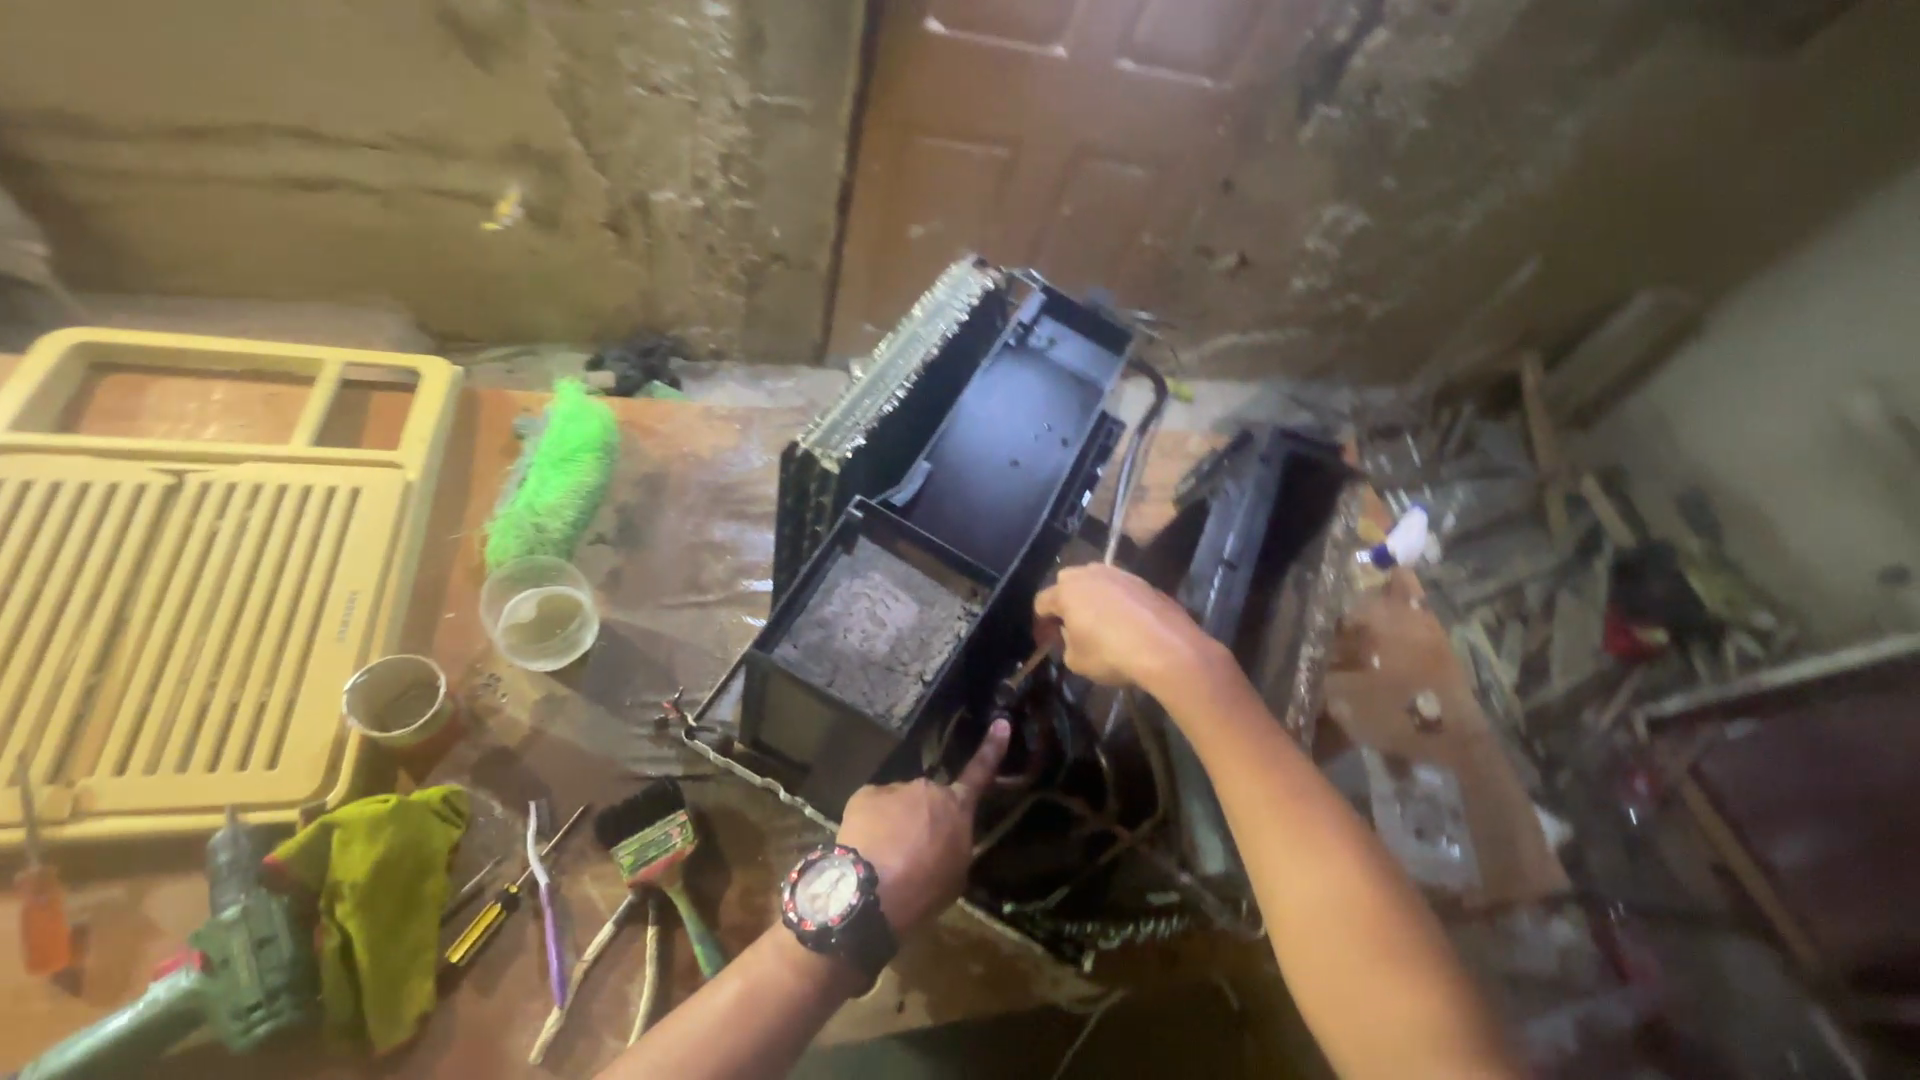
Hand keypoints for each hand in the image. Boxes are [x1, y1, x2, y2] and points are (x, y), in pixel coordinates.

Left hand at [835, 718, 1010, 934]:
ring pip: (898, 803)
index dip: (992, 748)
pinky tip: (866, 847)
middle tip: (910, 851)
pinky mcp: (866, 794)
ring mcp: (896, 788)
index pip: (980, 773)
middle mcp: (929, 789)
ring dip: (894, 821)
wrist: (872, 890)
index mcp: (957, 808)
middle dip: (922, 817)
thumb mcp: (956, 874)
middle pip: (927, 800)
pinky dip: (871, 823)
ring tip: (884, 855)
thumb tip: (946, 838)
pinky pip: (873, 807)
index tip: (1001, 722)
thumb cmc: (923, 889)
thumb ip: (955, 845)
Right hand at [1033, 564, 1224, 692]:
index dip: (1041, 623)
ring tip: (1099, 620)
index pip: (1041, 602)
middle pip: (1066, 582)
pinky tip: (1126, 621)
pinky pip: (1120, 587)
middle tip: (1071, 625)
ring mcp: (1119, 574)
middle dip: (1064, 601)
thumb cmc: (1112, 654)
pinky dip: (1117, 600)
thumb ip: (1066, 644)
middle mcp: (1090, 574)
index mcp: (1066, 592)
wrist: (1167, 647)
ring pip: (1095, 579)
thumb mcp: (1076, 661)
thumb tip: (1072, 634)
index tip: (1047, 641)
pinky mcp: (1143, 581)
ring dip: (1091, 596)